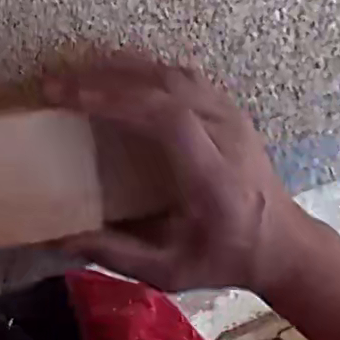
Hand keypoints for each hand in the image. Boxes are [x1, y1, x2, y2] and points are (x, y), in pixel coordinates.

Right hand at [45, 59, 324, 294]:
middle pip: (167, 85)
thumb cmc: (224, 258)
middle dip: (106, 78)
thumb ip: (115, 254)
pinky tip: (116, 74)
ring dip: (122, 67)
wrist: (282, 244)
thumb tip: (61, 235)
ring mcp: (232, 116)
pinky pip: (182, 75)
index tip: (71, 98)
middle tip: (58, 83)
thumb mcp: (169, 272)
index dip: (118, 100)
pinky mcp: (229, 108)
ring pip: (174, 73)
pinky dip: (144, 68)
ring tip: (78, 72)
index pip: (168, 118)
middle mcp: (227, 135)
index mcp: (214, 177)